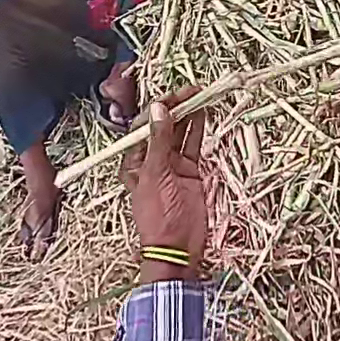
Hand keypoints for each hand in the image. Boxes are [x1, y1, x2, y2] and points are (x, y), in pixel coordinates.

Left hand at [126, 87, 207, 282]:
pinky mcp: (190, 172)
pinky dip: (198, 130)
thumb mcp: (156, 174)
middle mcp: (153, 159)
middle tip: (193, 90)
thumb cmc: (158, 216)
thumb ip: (160, 141)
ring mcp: (172, 165)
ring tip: (202, 96)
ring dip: (190, 115)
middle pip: (164, 126)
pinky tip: (204, 114)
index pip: (145, 125)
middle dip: (177, 108)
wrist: (177, 250)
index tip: (173, 96)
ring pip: (180, 132)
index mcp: (135, 159)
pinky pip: (193, 146)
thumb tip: (159, 109)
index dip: (159, 108)